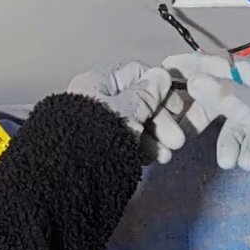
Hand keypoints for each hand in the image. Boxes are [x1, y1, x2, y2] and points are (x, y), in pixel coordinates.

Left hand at [67, 62, 188, 163]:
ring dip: (157, 138)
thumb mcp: (127, 110)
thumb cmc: (99, 135)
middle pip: (140, 101)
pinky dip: (144, 149)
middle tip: (177, 140)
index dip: (160, 88)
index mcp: (99, 82)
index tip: (177, 107)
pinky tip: (153, 159)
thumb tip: (161, 74)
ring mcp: (101, 125)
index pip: (137, 74)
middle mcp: (98, 100)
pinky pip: (129, 142)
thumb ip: (147, 94)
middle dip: (163, 121)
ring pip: (137, 124)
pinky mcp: (102, 147)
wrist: (72, 175)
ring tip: (166, 154)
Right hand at [161, 55, 249, 172]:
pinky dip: (245, 148)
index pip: (221, 62)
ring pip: (235, 120)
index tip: (168, 65)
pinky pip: (248, 135)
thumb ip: (222, 94)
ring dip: (231, 142)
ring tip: (230, 162)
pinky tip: (247, 163)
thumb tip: (195, 78)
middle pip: (224, 95)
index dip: (194, 64)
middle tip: (186, 130)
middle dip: (210, 117)